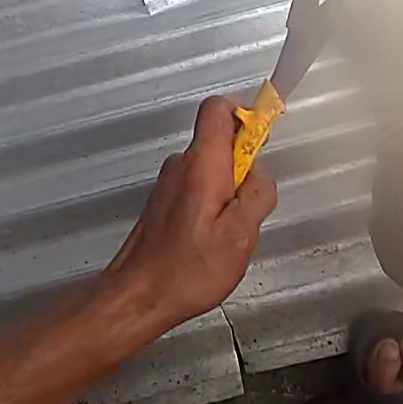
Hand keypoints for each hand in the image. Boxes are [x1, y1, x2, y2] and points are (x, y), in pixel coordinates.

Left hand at [104, 97, 279, 331]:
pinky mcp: (165, 200)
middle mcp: (181, 165)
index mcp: (201, 164)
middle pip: (220, 139)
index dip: (246, 113)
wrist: (139, 294)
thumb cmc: (185, 270)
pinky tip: (213, 237)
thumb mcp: (241, 234)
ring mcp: (170, 182)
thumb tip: (263, 174)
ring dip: (229, 189)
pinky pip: (198, 185)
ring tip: (229, 230)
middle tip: (249, 205)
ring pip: (212, 167)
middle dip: (244, 165)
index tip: (263, 135)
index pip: (218, 108)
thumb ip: (259, 194)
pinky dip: (213, 202)